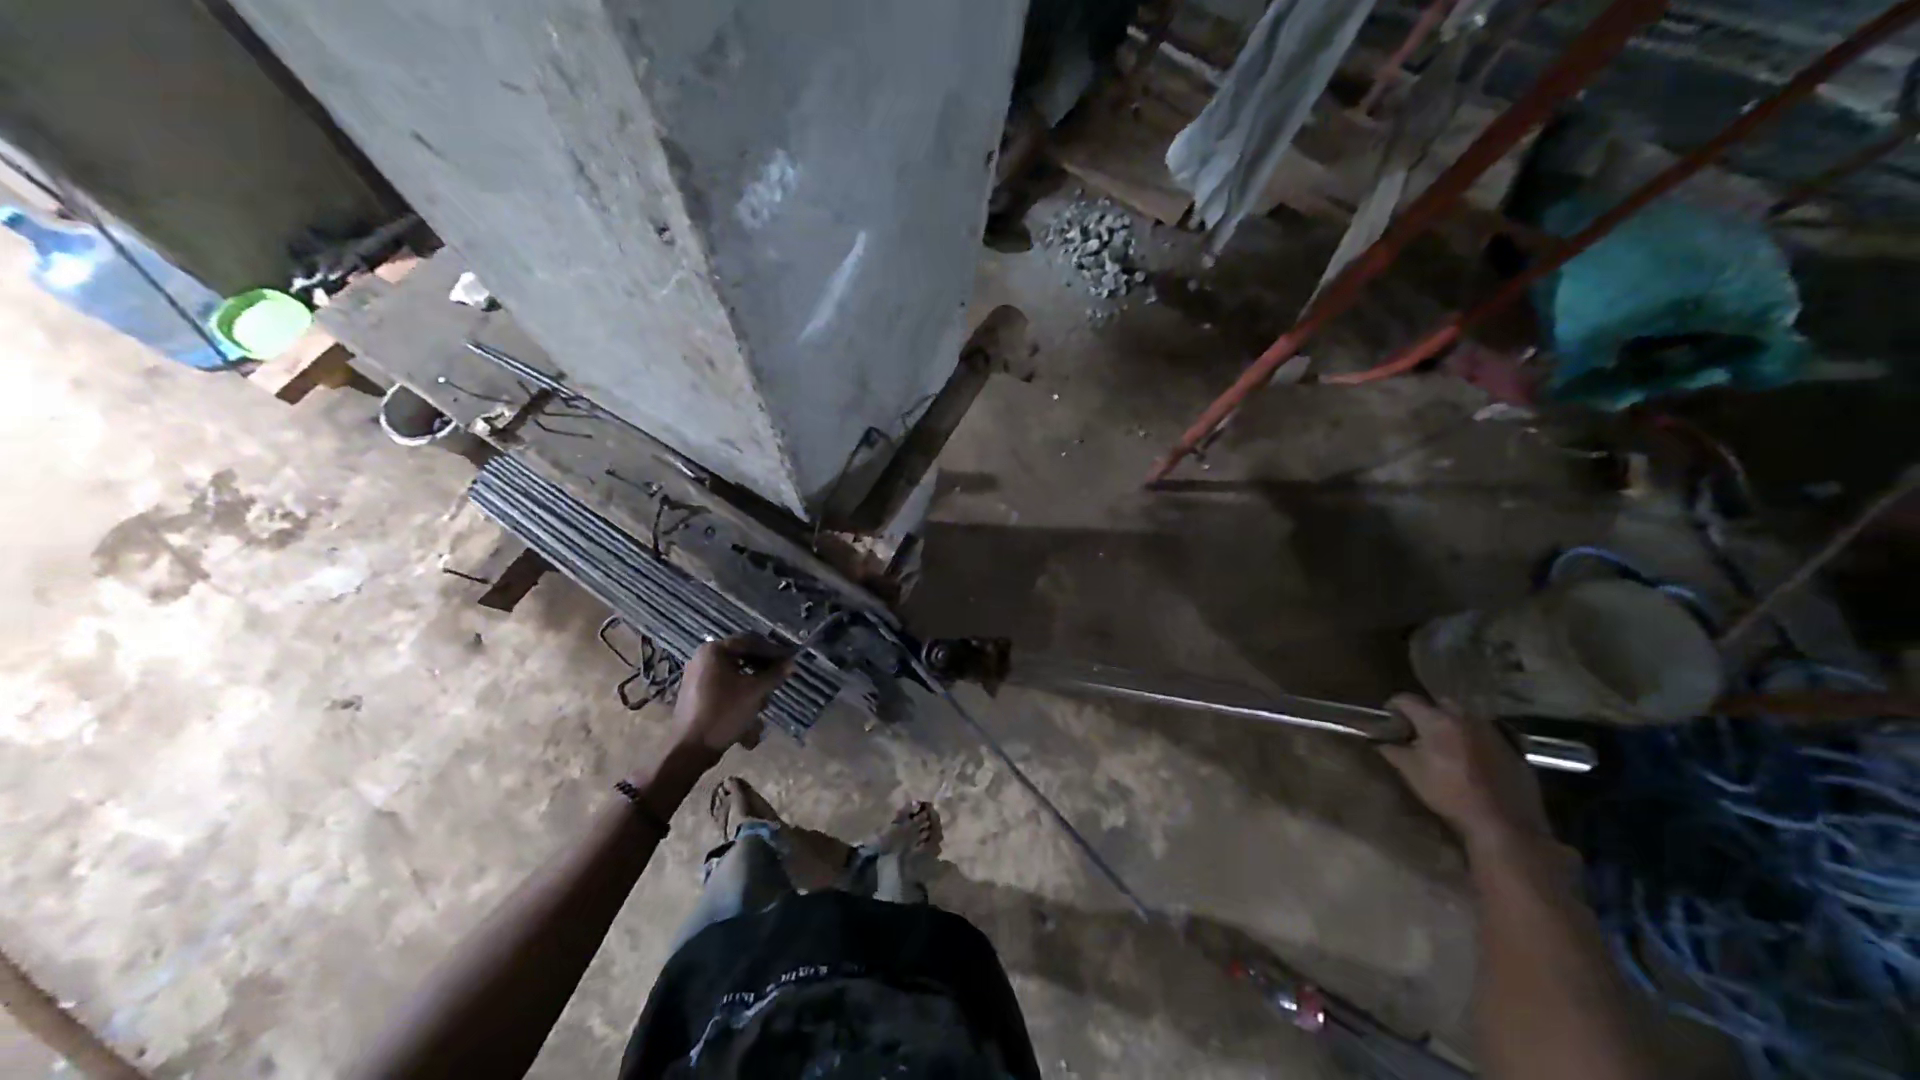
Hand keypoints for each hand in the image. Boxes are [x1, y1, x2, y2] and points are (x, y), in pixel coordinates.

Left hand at [669, 635, 794, 755]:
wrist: (690, 748)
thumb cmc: (724, 713)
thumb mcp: (755, 692)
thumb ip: (774, 674)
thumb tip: (791, 663)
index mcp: (714, 651)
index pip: (750, 641)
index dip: (773, 650)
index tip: (790, 658)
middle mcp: (704, 658)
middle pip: (743, 657)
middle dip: (763, 670)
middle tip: (780, 678)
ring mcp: (699, 677)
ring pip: (735, 674)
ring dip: (753, 686)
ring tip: (764, 702)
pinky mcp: (698, 694)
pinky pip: (725, 687)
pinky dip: (740, 695)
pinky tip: (751, 714)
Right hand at [1378, 694, 1552, 851]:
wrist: (1503, 823)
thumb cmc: (1449, 794)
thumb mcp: (1410, 772)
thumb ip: (1391, 749)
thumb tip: (1379, 740)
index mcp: (1437, 720)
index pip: (1406, 699)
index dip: (1392, 707)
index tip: (1388, 721)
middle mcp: (1465, 717)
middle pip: (1439, 703)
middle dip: (1426, 713)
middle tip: (1418, 734)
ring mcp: (1492, 731)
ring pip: (1464, 717)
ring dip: (1451, 725)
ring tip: (1445, 748)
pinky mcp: (1512, 748)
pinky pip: (1485, 734)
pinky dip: (1473, 740)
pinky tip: (1471, 761)